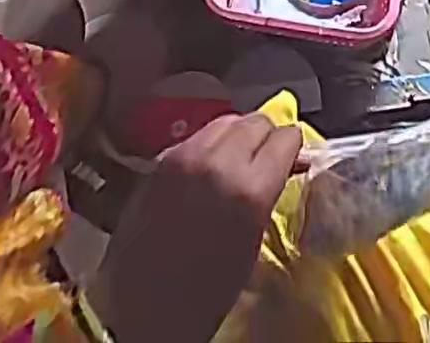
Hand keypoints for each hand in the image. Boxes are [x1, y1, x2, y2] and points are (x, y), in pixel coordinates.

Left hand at [91, 113, 302, 341]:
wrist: (135, 310)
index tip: (294, 158)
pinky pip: (201, 133)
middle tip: (269, 157)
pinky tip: (212, 164)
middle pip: (257, 120)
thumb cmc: (202, 294)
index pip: (285, 137)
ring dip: (241, 133)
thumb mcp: (250, 246)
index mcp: (248, 190)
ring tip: (240, 158)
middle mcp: (219, 161)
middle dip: (268, 136)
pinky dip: (214, 141)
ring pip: (228, 119)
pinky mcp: (163, 156)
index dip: (293, 148)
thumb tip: (287, 164)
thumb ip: (268, 193)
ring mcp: (187, 154)